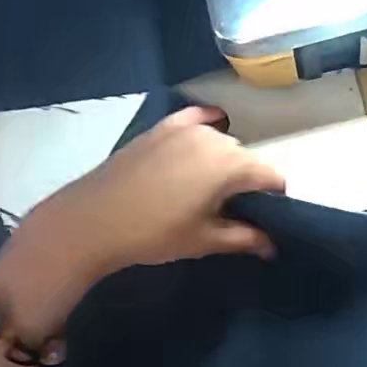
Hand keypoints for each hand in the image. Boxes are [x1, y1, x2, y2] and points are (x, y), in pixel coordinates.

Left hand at [0, 107, 285, 338]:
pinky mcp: (160, 128)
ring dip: (224, 161)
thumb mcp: (204, 240)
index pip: (271, 176)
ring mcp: (184, 128)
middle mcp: (213, 138)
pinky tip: (205, 136)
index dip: (274, 198)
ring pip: (221, 142)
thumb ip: (246, 238)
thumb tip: (273, 246)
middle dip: (247, 182)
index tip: (265, 218)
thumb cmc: (154, 234)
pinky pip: (194, 121)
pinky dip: (204, 128)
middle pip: (246, 158)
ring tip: (206, 189)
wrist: (91, 221)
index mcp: (230, 164)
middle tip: (231, 210)